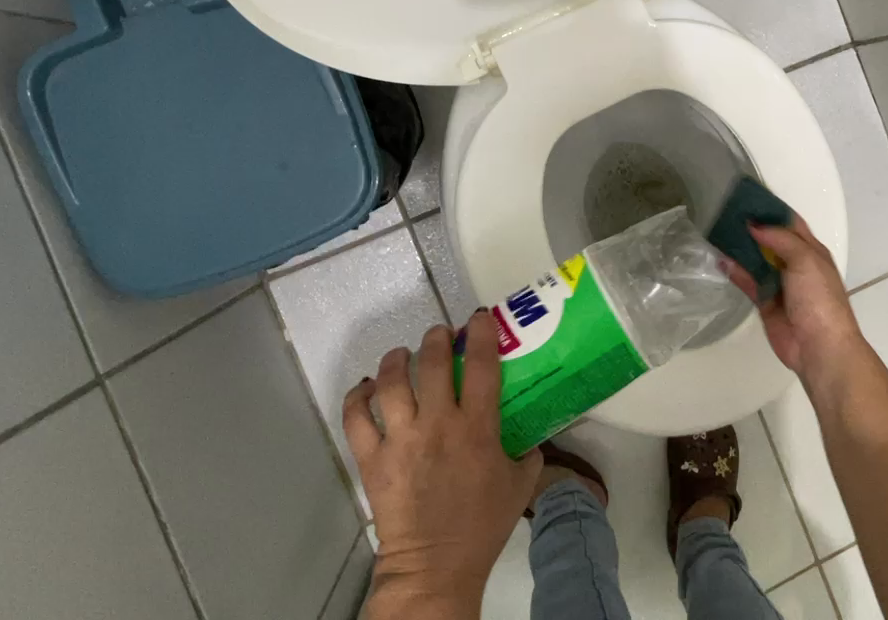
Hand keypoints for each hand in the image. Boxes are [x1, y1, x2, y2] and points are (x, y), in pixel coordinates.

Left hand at [343, 314, 542, 619]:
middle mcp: (437, 424)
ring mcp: (400, 440)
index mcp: (477, 427)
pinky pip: (356, 418)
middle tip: (441, 334)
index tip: (479, 320)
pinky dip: (358, 396)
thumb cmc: (483, 524)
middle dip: (436, 339)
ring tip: (401, 354)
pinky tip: (367, 387)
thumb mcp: (521, 483)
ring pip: (391, 382)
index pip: (482, 365)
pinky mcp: (372, 460)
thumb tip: (530, 434)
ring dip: (396, 360)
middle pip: (432, 363)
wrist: (435, 567)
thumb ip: (528, 451)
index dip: (482, 335)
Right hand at [722, 217, 863, 375]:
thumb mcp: (805, 259)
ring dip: (741, 247)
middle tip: (726, 211)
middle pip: (771, 240)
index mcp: (812, 251)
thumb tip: (753, 226)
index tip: (748, 197)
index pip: (790, 223)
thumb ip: (779, 239)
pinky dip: (735, 271)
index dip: (771, 210)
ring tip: (718, 230)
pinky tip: (720, 260)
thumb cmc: (819, 297)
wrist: (819, 346)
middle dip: (752, 227)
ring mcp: (780, 284)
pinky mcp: (766, 302)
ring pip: (757, 260)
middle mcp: (796, 265)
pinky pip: (748, 282)